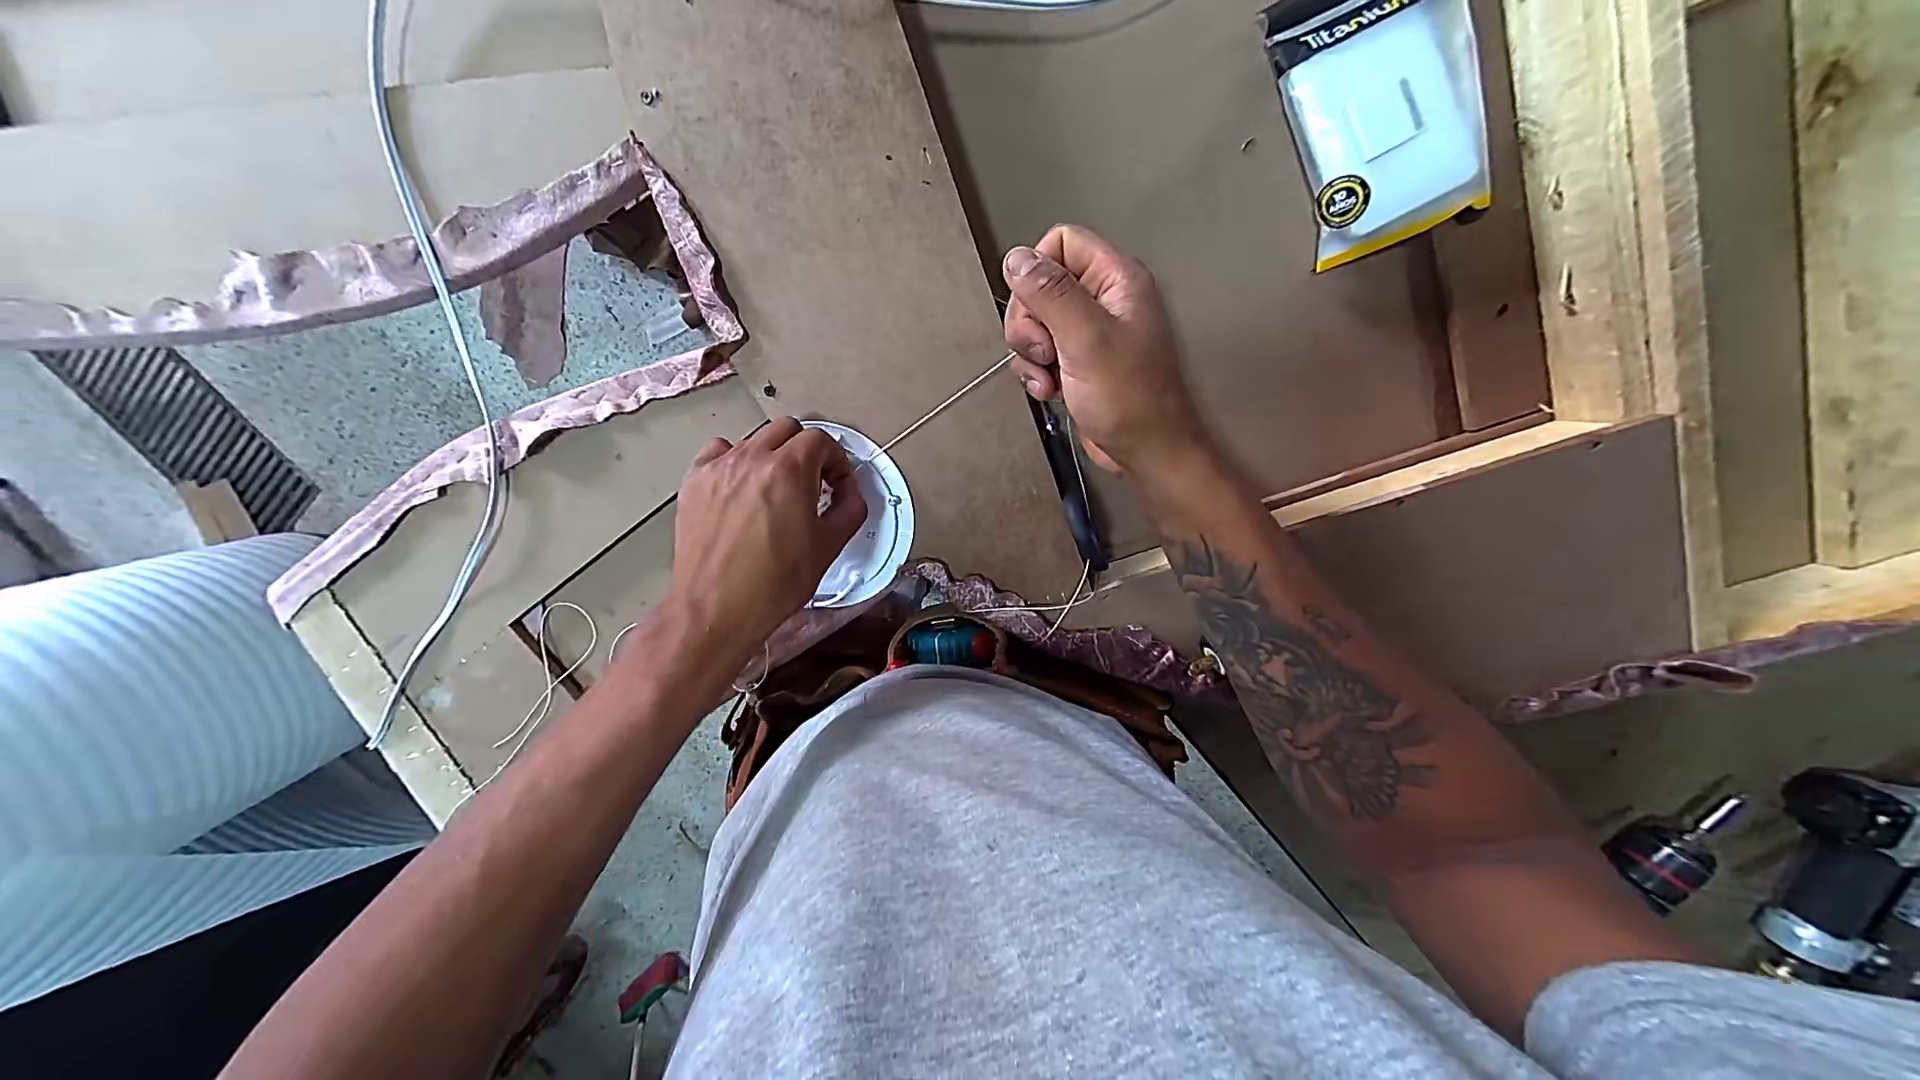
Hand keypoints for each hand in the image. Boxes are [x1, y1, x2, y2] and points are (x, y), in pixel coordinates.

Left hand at [666, 418, 866, 660]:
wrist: (717, 609)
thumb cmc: (770, 585)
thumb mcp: (828, 548)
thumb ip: (849, 511)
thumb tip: (851, 497)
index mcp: (789, 471)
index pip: (822, 441)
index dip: (837, 461)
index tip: (838, 483)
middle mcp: (752, 460)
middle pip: (788, 430)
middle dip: (807, 451)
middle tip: (814, 481)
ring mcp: (719, 469)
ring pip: (753, 439)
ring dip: (773, 455)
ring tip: (778, 489)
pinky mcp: (694, 483)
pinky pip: (718, 453)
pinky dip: (734, 461)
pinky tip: (742, 487)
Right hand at [1002, 225, 1208, 475]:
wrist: (1145, 450)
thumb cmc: (1133, 401)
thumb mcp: (1087, 339)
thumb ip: (1051, 294)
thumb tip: (1018, 259)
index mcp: (1116, 280)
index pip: (1061, 244)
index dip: (1038, 272)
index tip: (1037, 309)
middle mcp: (1103, 301)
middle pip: (1040, 286)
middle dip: (1029, 322)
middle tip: (1044, 349)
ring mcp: (1089, 333)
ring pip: (1034, 323)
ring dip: (1030, 353)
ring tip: (1050, 376)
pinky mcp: (1076, 361)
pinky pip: (1039, 353)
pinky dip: (1036, 372)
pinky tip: (1050, 390)